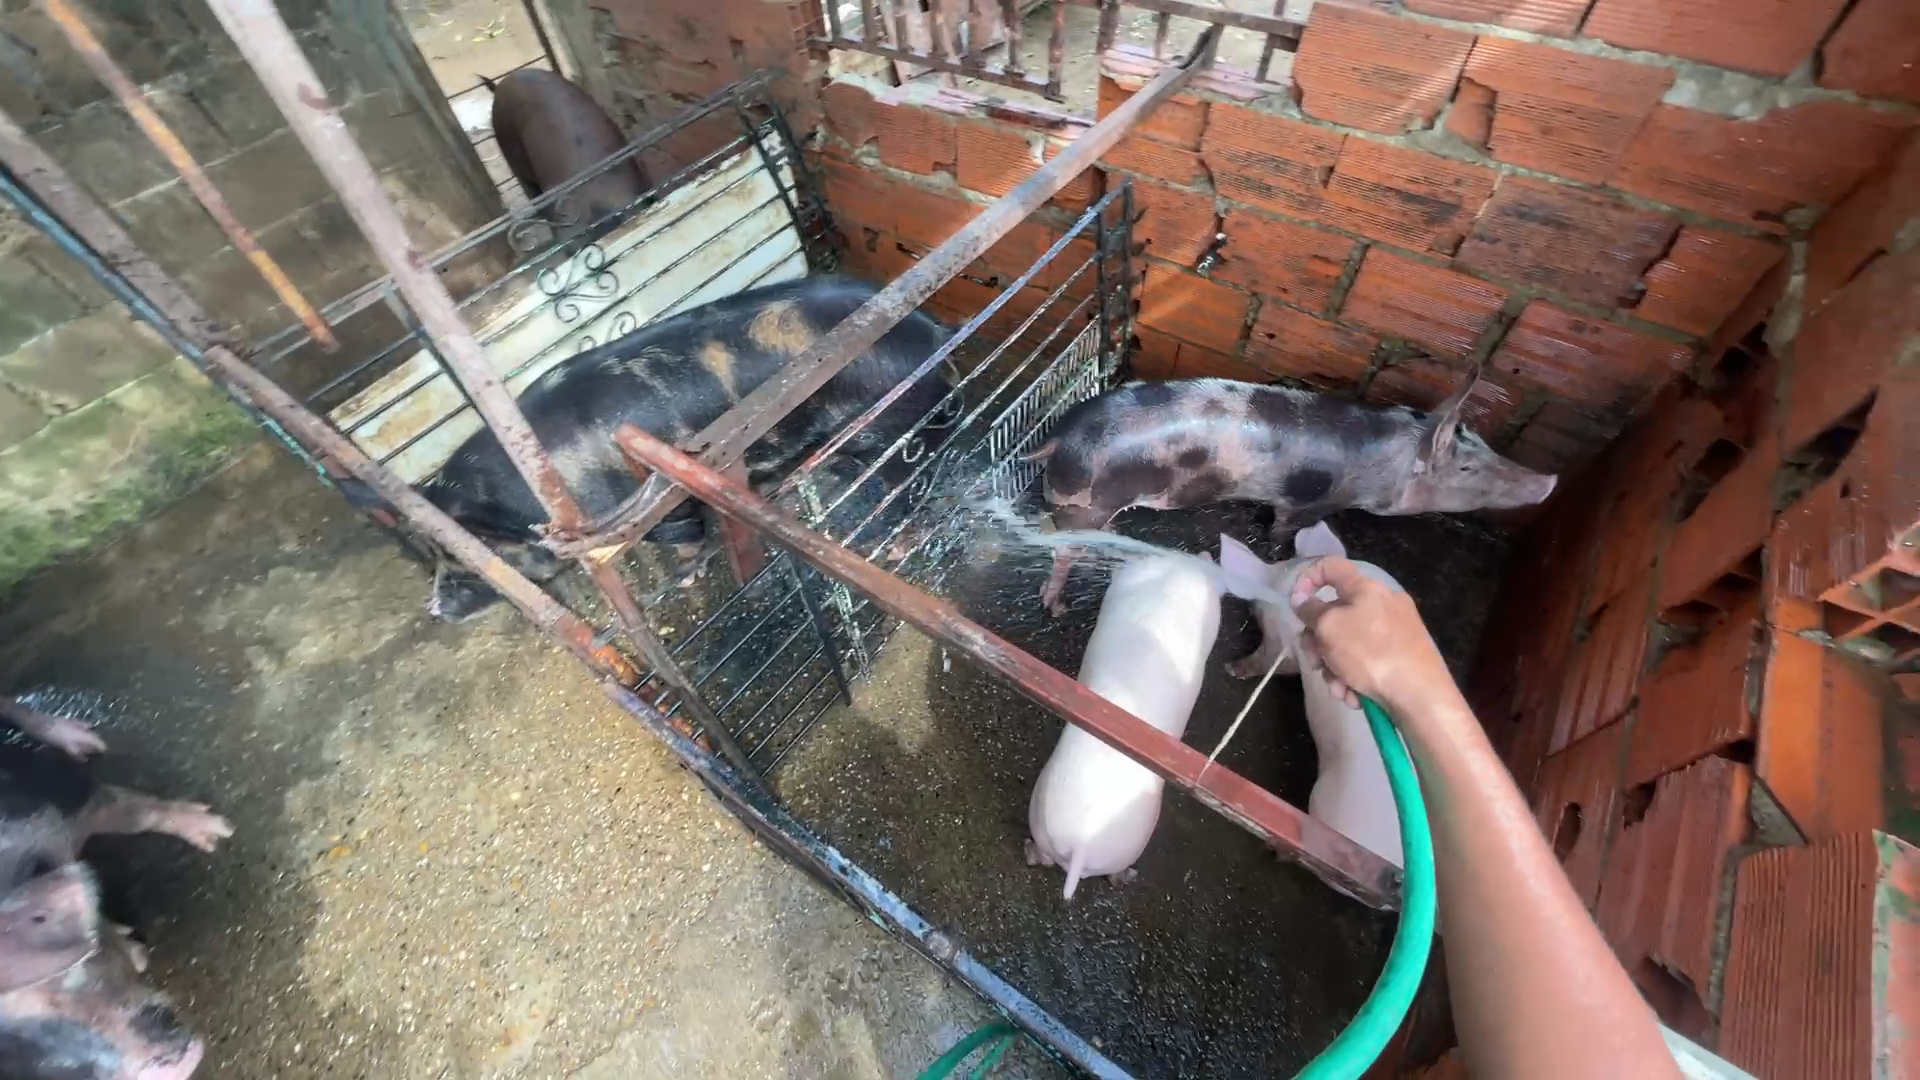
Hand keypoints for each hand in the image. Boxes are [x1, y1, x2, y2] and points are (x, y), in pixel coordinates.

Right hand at [1290, 557, 1456, 717]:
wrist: (1422, 697)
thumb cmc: (1371, 654)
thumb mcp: (1329, 628)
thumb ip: (1310, 610)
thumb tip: (1300, 598)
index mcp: (1366, 588)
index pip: (1330, 567)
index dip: (1306, 579)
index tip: (1296, 606)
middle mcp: (1382, 604)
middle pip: (1335, 612)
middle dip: (1318, 641)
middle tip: (1314, 661)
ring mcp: (1394, 630)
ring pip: (1347, 641)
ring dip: (1334, 665)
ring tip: (1337, 687)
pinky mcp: (1401, 654)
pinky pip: (1366, 658)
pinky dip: (1353, 675)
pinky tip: (1353, 693)